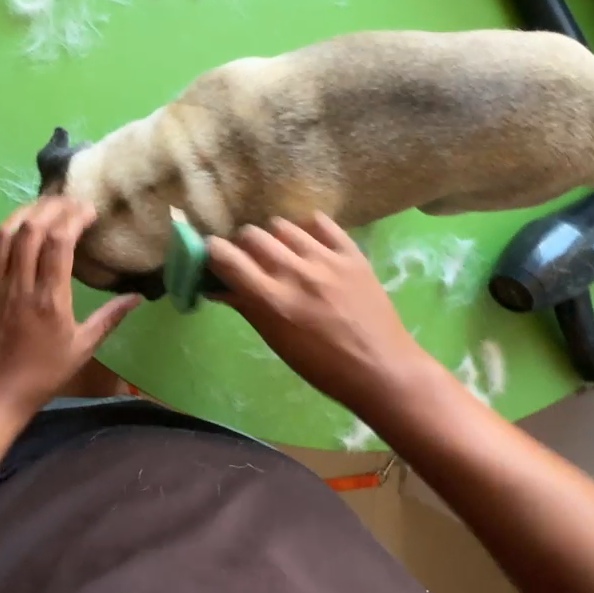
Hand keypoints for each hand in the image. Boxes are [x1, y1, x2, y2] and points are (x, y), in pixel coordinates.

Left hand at [0, 197, 140, 417]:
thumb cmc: (42, 374)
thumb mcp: (82, 349)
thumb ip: (109, 318)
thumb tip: (138, 297)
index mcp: (48, 299)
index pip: (58, 242)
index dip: (74, 217)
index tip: (90, 211)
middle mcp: (19, 284)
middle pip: (31, 229)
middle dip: (53, 207)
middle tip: (71, 203)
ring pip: (6, 233)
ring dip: (26, 213)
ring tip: (46, 207)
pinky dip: (0, 231)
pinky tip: (13, 228)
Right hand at [208, 215, 434, 412]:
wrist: (382, 370)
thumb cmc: (321, 366)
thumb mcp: (275, 340)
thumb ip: (245, 306)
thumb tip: (216, 286)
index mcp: (271, 300)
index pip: (224, 256)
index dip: (211, 253)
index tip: (213, 259)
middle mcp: (295, 272)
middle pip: (250, 234)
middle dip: (241, 245)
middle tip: (248, 261)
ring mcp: (326, 259)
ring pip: (281, 225)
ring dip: (273, 238)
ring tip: (281, 254)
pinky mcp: (352, 253)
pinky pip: (320, 222)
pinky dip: (306, 229)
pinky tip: (308, 245)